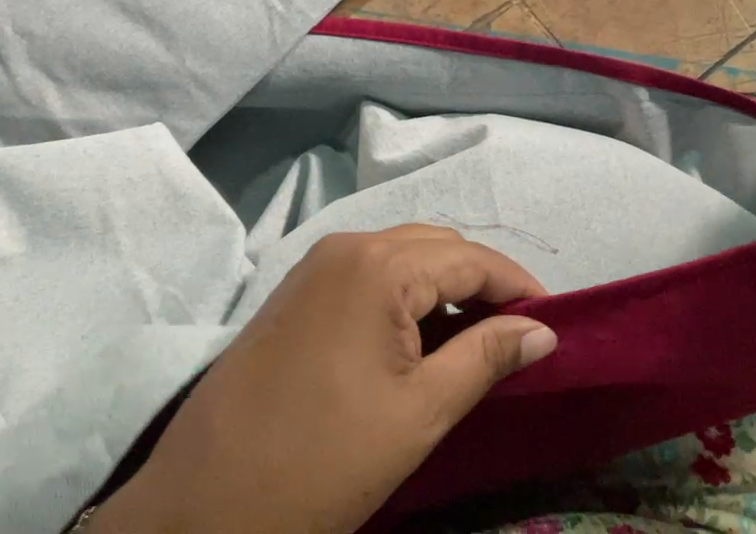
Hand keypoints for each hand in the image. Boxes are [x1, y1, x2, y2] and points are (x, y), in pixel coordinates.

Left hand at [93, 225, 556, 533]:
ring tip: (476, 342)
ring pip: (403, 258)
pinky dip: (406, 298)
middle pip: (437, 247)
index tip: (554, 323)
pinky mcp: (295, 294)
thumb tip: (543, 330)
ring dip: (444, 290)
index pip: (470, 258)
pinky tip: (420, 342)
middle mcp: (345, 247)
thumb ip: (486, 357)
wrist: (201, 508)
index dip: (519, 286)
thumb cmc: (322, 461)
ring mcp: (313, 268)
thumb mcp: (420, 412)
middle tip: (518, 335)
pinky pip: (368, 276)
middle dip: (483, 284)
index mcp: (378, 265)